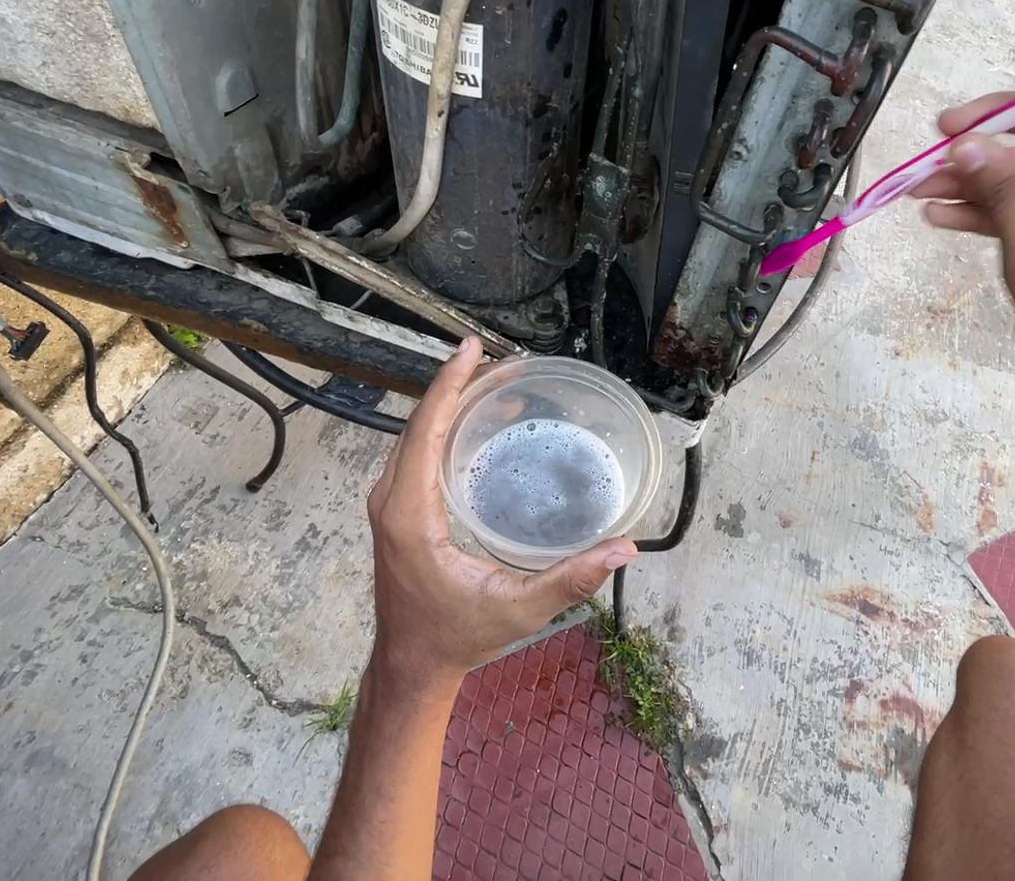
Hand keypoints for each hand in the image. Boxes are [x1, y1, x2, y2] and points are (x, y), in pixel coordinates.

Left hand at [365, 337, 637, 688]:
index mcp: (411, 514)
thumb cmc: (457, 636)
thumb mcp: (518, 609)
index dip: (448, 384)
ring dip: (452, 403)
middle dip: (458, 385)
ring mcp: (390, 503)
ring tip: (501, 382)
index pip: (424, 430)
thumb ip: (570, 580)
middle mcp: (391, 499)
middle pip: (419, 422)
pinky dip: (445, 425)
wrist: (411, 665)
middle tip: (507, 363)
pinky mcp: (398, 510)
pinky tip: (479, 421)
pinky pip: (417, 451)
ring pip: (415, 434)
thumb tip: (624, 549)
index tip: (472, 348)